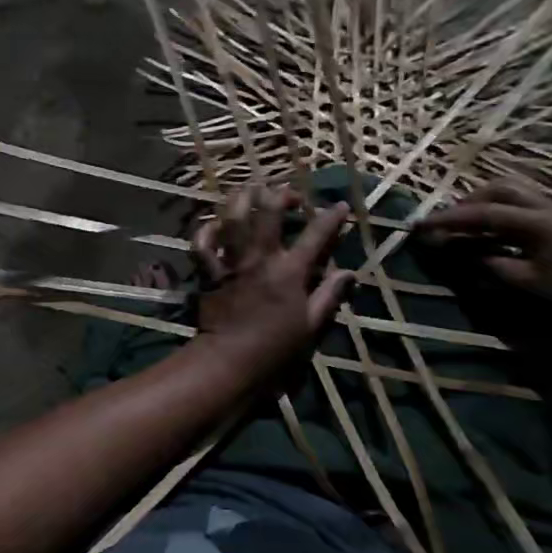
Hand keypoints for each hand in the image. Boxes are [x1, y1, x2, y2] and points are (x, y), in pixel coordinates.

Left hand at [191, 185, 353, 372]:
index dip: (331, 217)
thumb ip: (329, 295)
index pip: (316, 235)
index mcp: (289, 271)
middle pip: (268, 211)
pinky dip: (206, 230)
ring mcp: (231, 262)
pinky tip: (215, 224)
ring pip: (233, 217)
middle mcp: (259, 258)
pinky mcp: (208, 271)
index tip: (341, 206)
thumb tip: (350, 273)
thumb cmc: (274, 347)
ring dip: (242, 199)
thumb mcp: (310, 325)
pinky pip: (201, 243)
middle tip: (290, 196)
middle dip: (281, 195)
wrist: (228, 361)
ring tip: (251, 191)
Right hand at [416, 181, 551, 325]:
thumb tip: (453, 247)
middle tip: (448, 220)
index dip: (452, 218)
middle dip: (471, 201)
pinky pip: (528, 204)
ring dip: (488, 202)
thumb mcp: (520, 282)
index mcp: (541, 223)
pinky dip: (504, 211)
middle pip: (503, 188)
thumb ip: (485, 260)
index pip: (487, 212)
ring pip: (517, 191)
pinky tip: (491, 230)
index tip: (425, 224)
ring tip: (467, 223)